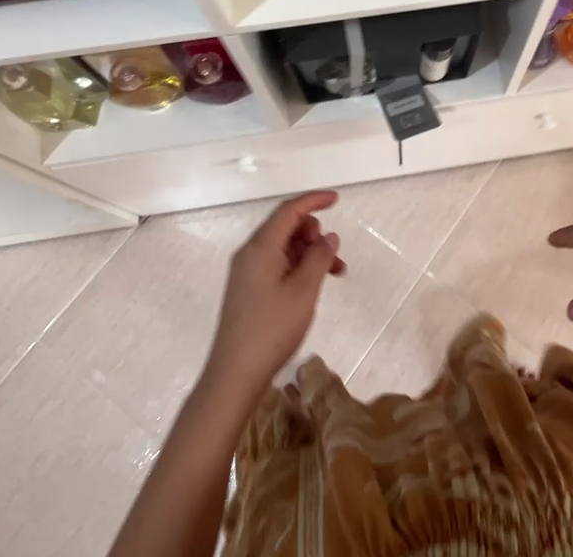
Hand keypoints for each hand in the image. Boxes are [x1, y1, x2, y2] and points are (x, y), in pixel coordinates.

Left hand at [206, 191, 346, 389]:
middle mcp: (249, 254)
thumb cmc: (272, 328)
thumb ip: (319, 258)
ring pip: (284, 247)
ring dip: (309, 253)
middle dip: (314, 233)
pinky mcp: (248, 290)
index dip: (313, 201)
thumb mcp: (304, 291)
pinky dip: (298, 267)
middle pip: (286, 227)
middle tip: (333, 255)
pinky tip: (314, 286)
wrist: (235, 373)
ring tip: (333, 274)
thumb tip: (328, 236)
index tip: (337, 199)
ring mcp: (247, 272)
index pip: (288, 211)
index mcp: (260, 248)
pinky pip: (277, 264)